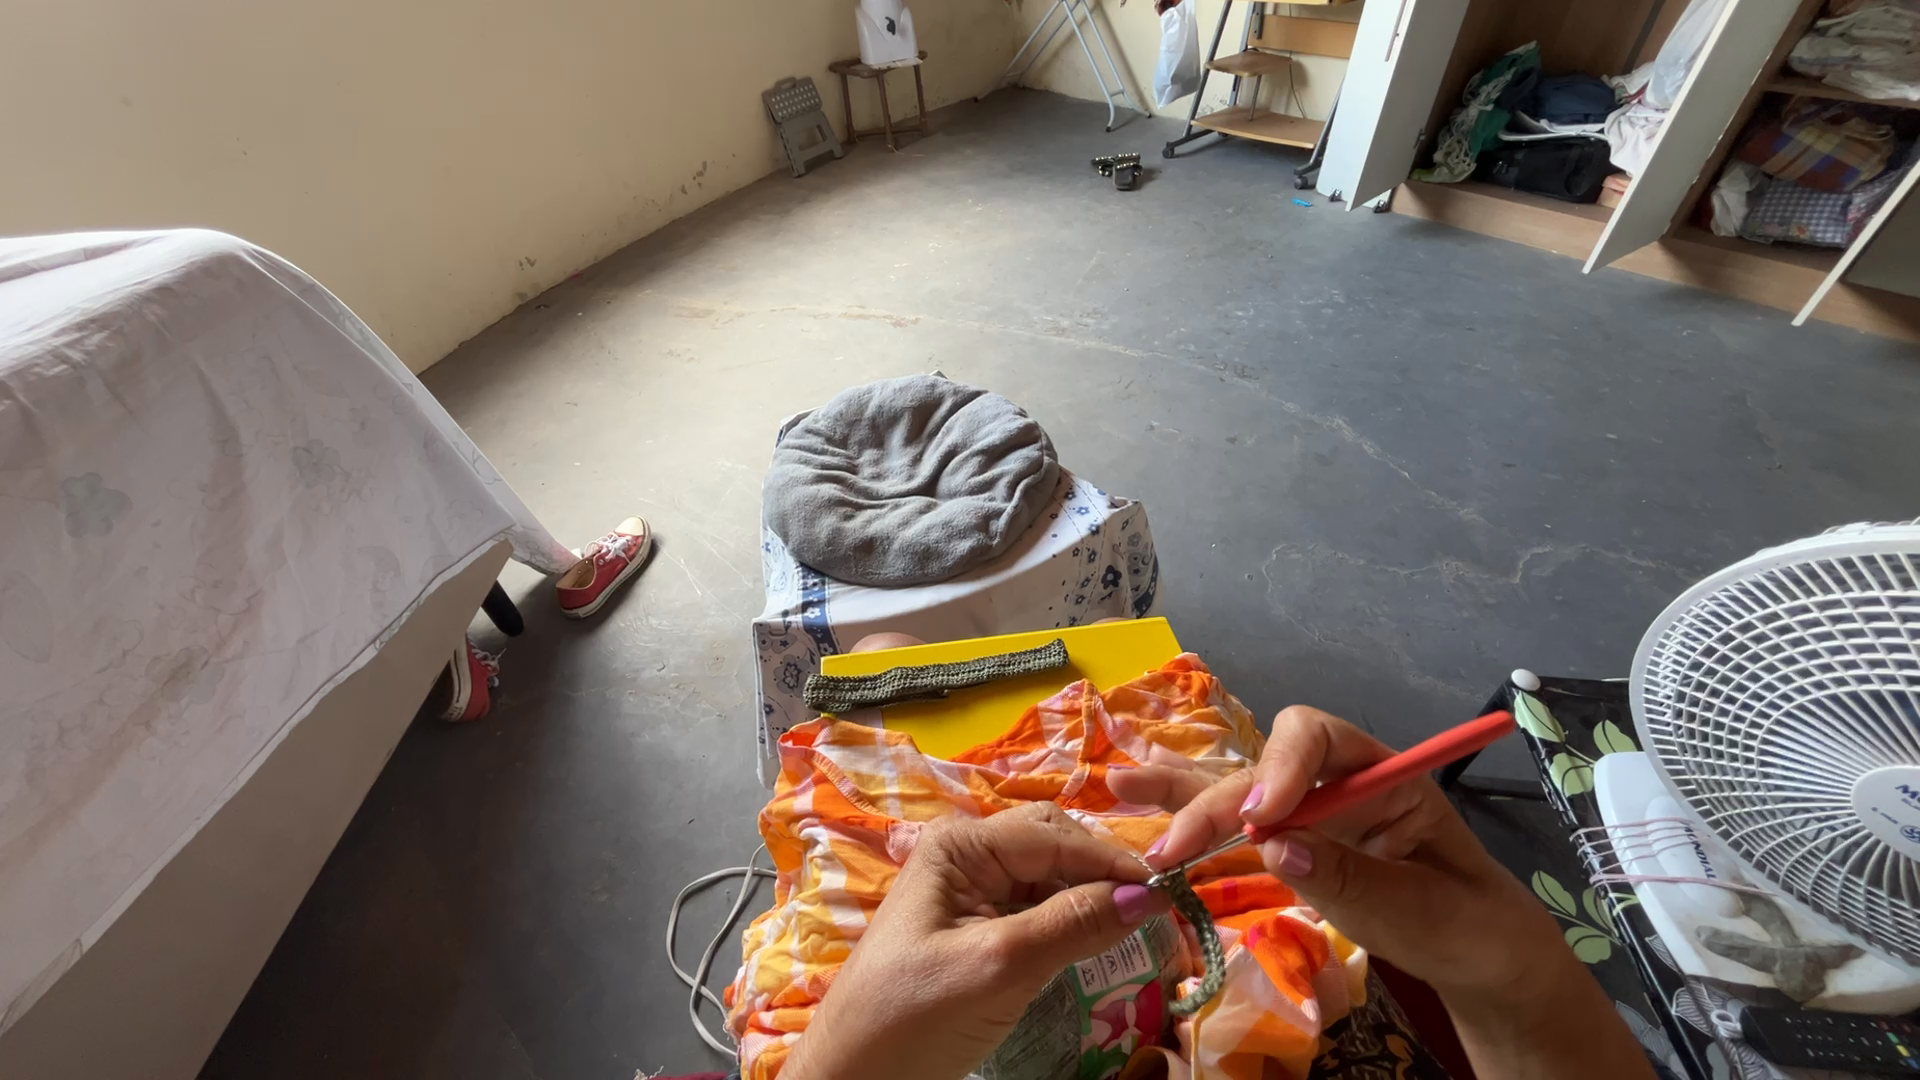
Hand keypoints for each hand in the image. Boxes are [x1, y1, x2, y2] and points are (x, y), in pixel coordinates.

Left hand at [781, 801, 1170, 1079]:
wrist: (854, 1077)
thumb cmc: (914, 1014)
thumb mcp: (998, 967)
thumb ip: (1071, 925)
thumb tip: (1149, 896)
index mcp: (962, 843)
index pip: (1053, 835)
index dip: (1111, 860)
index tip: (1169, 888)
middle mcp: (970, 852)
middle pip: (1055, 846)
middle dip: (1103, 873)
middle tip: (1158, 909)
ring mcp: (976, 888)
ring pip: (1052, 878)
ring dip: (1093, 898)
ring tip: (1141, 925)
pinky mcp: (983, 924)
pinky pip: (1040, 909)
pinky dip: (1074, 921)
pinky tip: (1101, 939)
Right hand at [1113, 705, 1542, 994]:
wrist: (1485, 965)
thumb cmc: (1478, 932)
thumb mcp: (1437, 916)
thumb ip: (1359, 882)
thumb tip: (1274, 848)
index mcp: (1378, 774)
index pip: (1317, 736)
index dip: (1280, 766)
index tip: (1260, 820)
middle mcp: (1330, 782)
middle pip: (1258, 771)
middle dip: (1213, 804)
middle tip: (1172, 848)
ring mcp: (1304, 812)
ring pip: (1232, 790)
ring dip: (1178, 793)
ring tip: (1120, 786)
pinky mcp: (1285, 843)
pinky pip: (1231, 824)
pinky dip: (1187, 815)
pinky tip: (1140, 797)